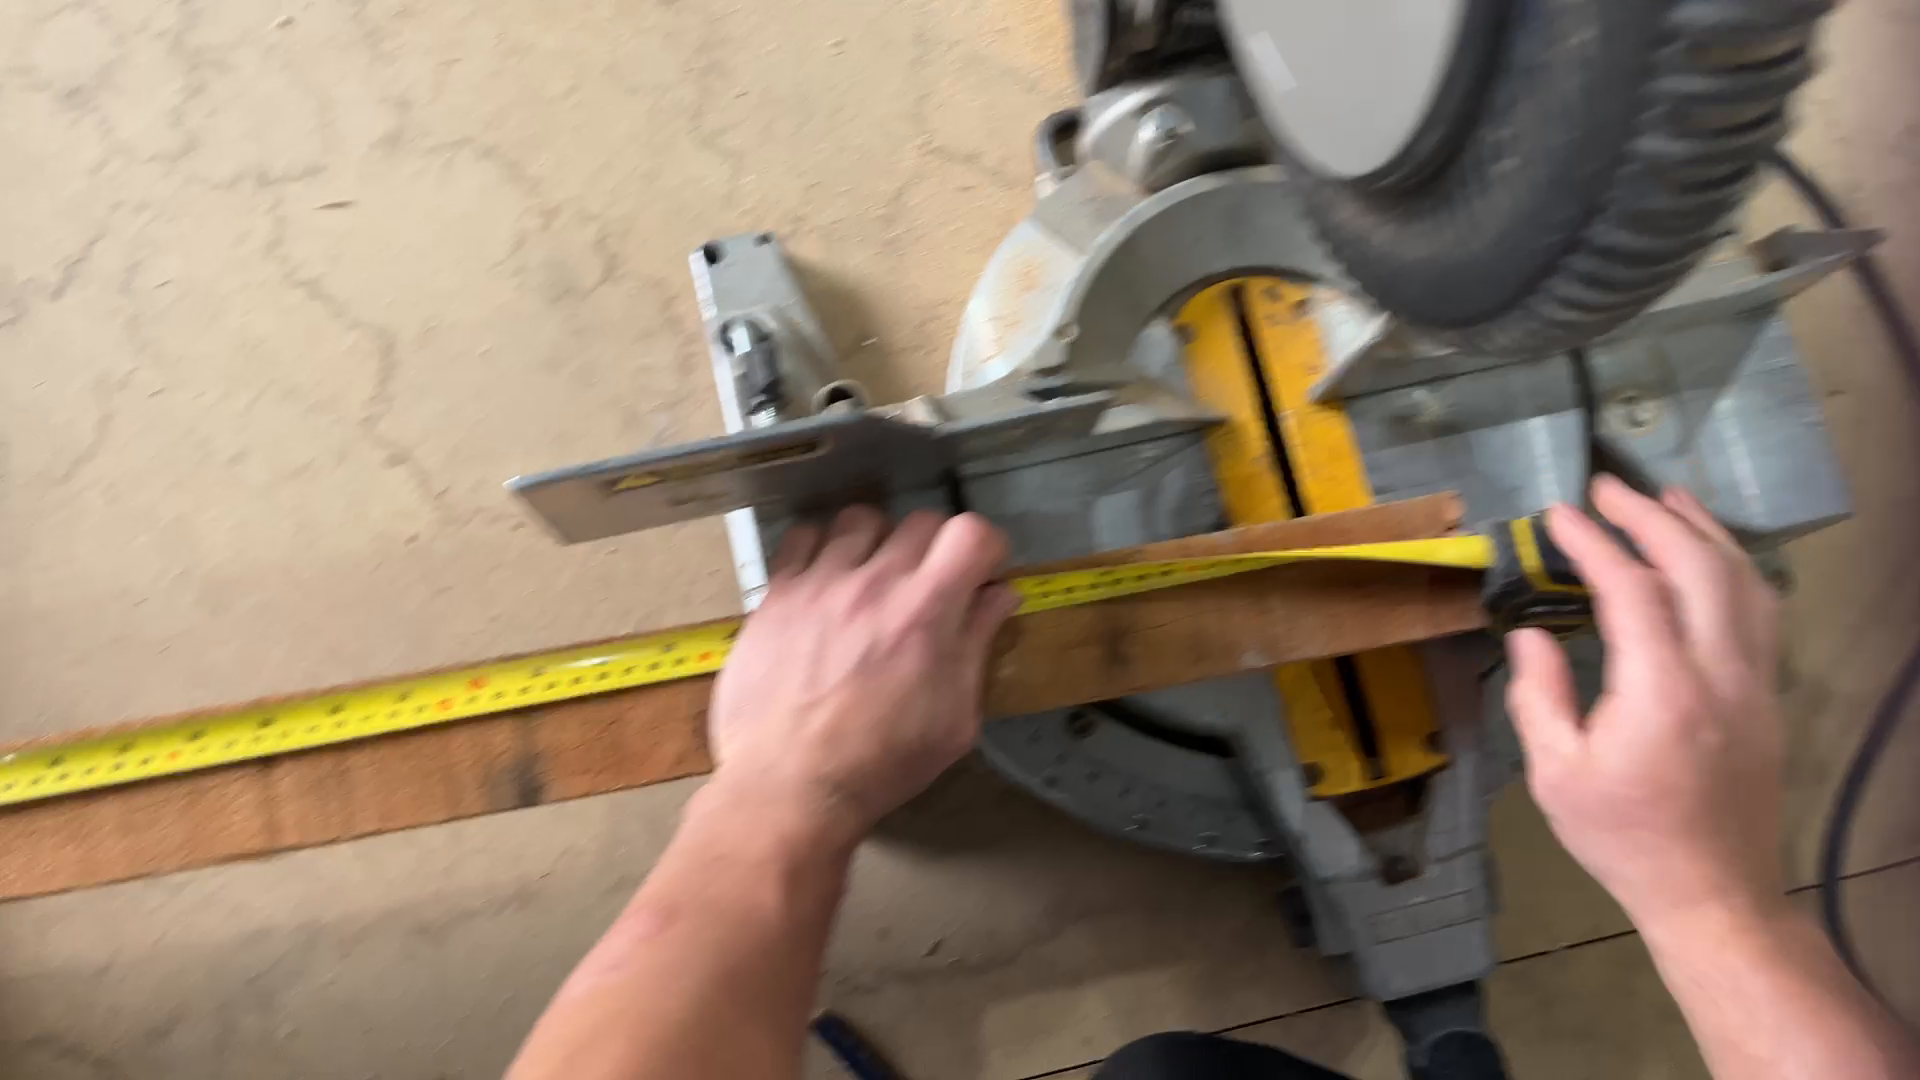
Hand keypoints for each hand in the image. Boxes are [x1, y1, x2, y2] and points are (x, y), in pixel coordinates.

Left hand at [705, 506, 1020, 844]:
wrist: (787, 787)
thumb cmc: (881, 763)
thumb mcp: (954, 719)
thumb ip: (977, 645)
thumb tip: (1000, 595)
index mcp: (926, 613)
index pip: (971, 533)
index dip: (987, 547)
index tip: (980, 574)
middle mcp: (875, 583)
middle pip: (921, 521)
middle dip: (937, 549)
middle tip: (929, 586)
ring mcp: (821, 582)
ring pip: (861, 518)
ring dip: (879, 541)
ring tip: (872, 577)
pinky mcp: (777, 592)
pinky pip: (804, 535)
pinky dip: (823, 547)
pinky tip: (826, 580)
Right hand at [1505, 475, 1785, 929]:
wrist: (1713, 890)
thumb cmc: (1619, 831)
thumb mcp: (1555, 769)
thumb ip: (1540, 694)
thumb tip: (1529, 633)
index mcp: (1663, 693)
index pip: (1634, 593)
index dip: (1595, 544)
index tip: (1556, 513)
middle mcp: (1723, 677)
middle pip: (1702, 572)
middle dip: (1652, 519)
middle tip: (1606, 487)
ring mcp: (1757, 684)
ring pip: (1746, 585)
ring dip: (1704, 533)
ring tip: (1666, 498)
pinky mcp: (1767, 695)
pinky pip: (1760, 611)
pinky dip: (1733, 568)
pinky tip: (1707, 556)